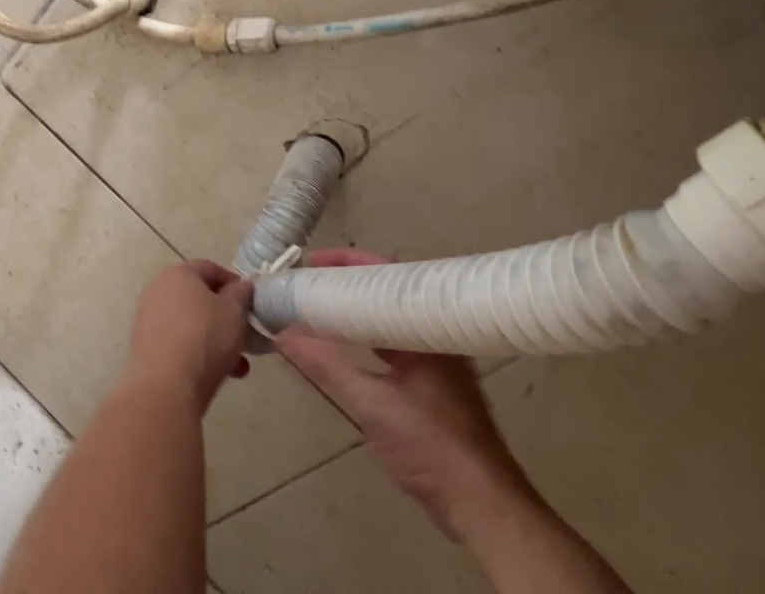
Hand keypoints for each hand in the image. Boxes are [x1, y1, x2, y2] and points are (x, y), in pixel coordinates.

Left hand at [127, 260, 253, 409]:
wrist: (167, 384)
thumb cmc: (205, 337)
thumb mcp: (234, 312)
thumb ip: (241, 294)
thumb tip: (242, 285)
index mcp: (178, 274)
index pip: (209, 268)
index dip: (233, 282)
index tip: (250, 300)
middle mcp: (157, 291)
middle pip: (199, 298)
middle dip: (226, 317)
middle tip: (245, 334)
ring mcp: (148, 318)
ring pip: (191, 324)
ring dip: (216, 338)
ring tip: (238, 364)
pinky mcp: (145, 346)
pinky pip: (178, 342)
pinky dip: (198, 351)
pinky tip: (219, 373)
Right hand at [274, 249, 535, 540]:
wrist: (481, 503)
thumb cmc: (432, 447)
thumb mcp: (372, 406)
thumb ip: (327, 368)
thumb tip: (283, 336)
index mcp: (429, 330)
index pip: (387, 276)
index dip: (347, 264)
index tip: (310, 261)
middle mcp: (436, 337)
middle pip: (388, 295)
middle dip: (346, 285)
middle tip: (308, 281)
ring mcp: (437, 362)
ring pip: (390, 321)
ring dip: (355, 313)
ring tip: (317, 307)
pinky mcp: (433, 386)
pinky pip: (393, 346)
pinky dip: (365, 339)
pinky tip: (342, 346)